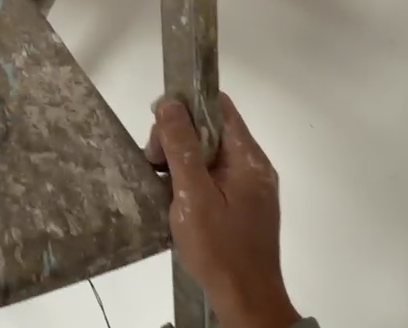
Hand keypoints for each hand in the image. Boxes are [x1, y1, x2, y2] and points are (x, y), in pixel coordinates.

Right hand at [146, 94, 301, 327]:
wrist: (245, 303)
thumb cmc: (219, 248)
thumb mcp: (193, 194)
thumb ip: (181, 147)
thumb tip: (169, 103)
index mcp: (249, 160)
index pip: (219, 107)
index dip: (187, 105)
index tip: (159, 121)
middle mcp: (252, 167)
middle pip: (209, 128)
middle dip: (176, 137)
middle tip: (155, 161)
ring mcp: (247, 186)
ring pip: (206, 151)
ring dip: (178, 158)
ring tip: (162, 182)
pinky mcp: (239, 203)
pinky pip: (209, 173)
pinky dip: (187, 176)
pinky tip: (173, 193)